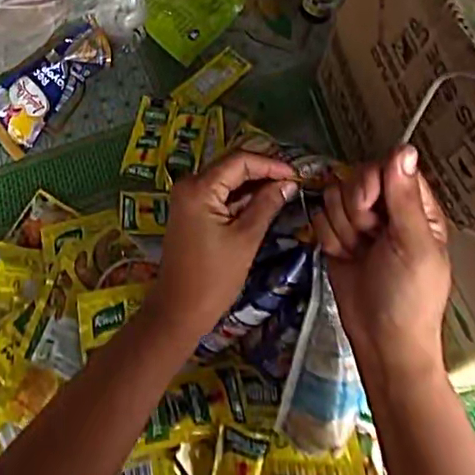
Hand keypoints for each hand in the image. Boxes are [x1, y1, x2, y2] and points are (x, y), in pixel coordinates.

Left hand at [149, 151, 297, 335]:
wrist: (178, 313)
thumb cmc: (213, 278)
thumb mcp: (246, 239)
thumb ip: (267, 204)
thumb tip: (289, 183)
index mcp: (199, 187)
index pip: (240, 160)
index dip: (270, 164)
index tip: (296, 173)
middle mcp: (190, 184)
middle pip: (232, 165)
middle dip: (264, 170)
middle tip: (293, 178)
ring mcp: (189, 197)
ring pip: (228, 178)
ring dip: (255, 182)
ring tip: (285, 187)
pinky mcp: (192, 210)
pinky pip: (221, 193)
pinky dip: (242, 196)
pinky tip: (265, 199)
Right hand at [313, 145, 451, 381]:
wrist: (381, 343)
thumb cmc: (409, 297)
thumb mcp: (414, 245)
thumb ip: (404, 196)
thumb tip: (406, 147)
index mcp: (414, 204)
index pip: (387, 166)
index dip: (372, 183)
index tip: (371, 210)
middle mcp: (387, 206)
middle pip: (357, 176)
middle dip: (355, 209)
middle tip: (368, 238)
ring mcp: (360, 221)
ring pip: (335, 194)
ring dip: (343, 227)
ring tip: (359, 252)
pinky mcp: (337, 235)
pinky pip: (320, 215)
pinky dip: (329, 238)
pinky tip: (344, 257)